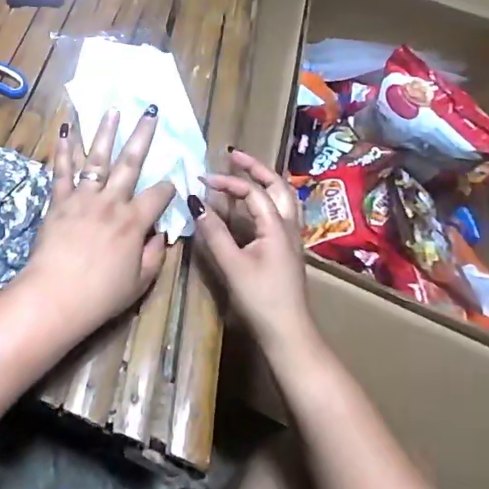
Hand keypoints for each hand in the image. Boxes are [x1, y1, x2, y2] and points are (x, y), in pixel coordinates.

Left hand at [17, 106, 175, 336]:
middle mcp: (111, 202)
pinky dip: (65, 150)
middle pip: (131, 163)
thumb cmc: (100, 296)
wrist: (54, 297)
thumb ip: (154, 255)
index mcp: (134, 222)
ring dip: (106, 132)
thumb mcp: (139, 282)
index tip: (172, 183)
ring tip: (113, 110)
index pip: (159, 195)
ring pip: (97, 158)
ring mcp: (83, 198)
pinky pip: (62, 171)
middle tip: (151, 112)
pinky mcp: (59, 201)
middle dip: (143, 136)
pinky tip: (68, 130)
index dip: (169, 187)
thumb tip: (161, 235)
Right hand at [194, 153, 317, 353]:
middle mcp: (289, 225)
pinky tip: (253, 206)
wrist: (288, 332)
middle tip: (233, 156)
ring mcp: (292, 237)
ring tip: (245, 173)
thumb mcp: (232, 265)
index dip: (228, 182)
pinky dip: (266, 198)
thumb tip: (196, 203)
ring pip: (283, 197)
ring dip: (265, 181)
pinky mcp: (288, 248)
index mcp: (277, 225)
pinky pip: (281, 211)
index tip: (203, 180)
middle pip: (277, 185)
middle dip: (255, 167)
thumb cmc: (261, 299)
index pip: (253, 191)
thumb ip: (214, 233)